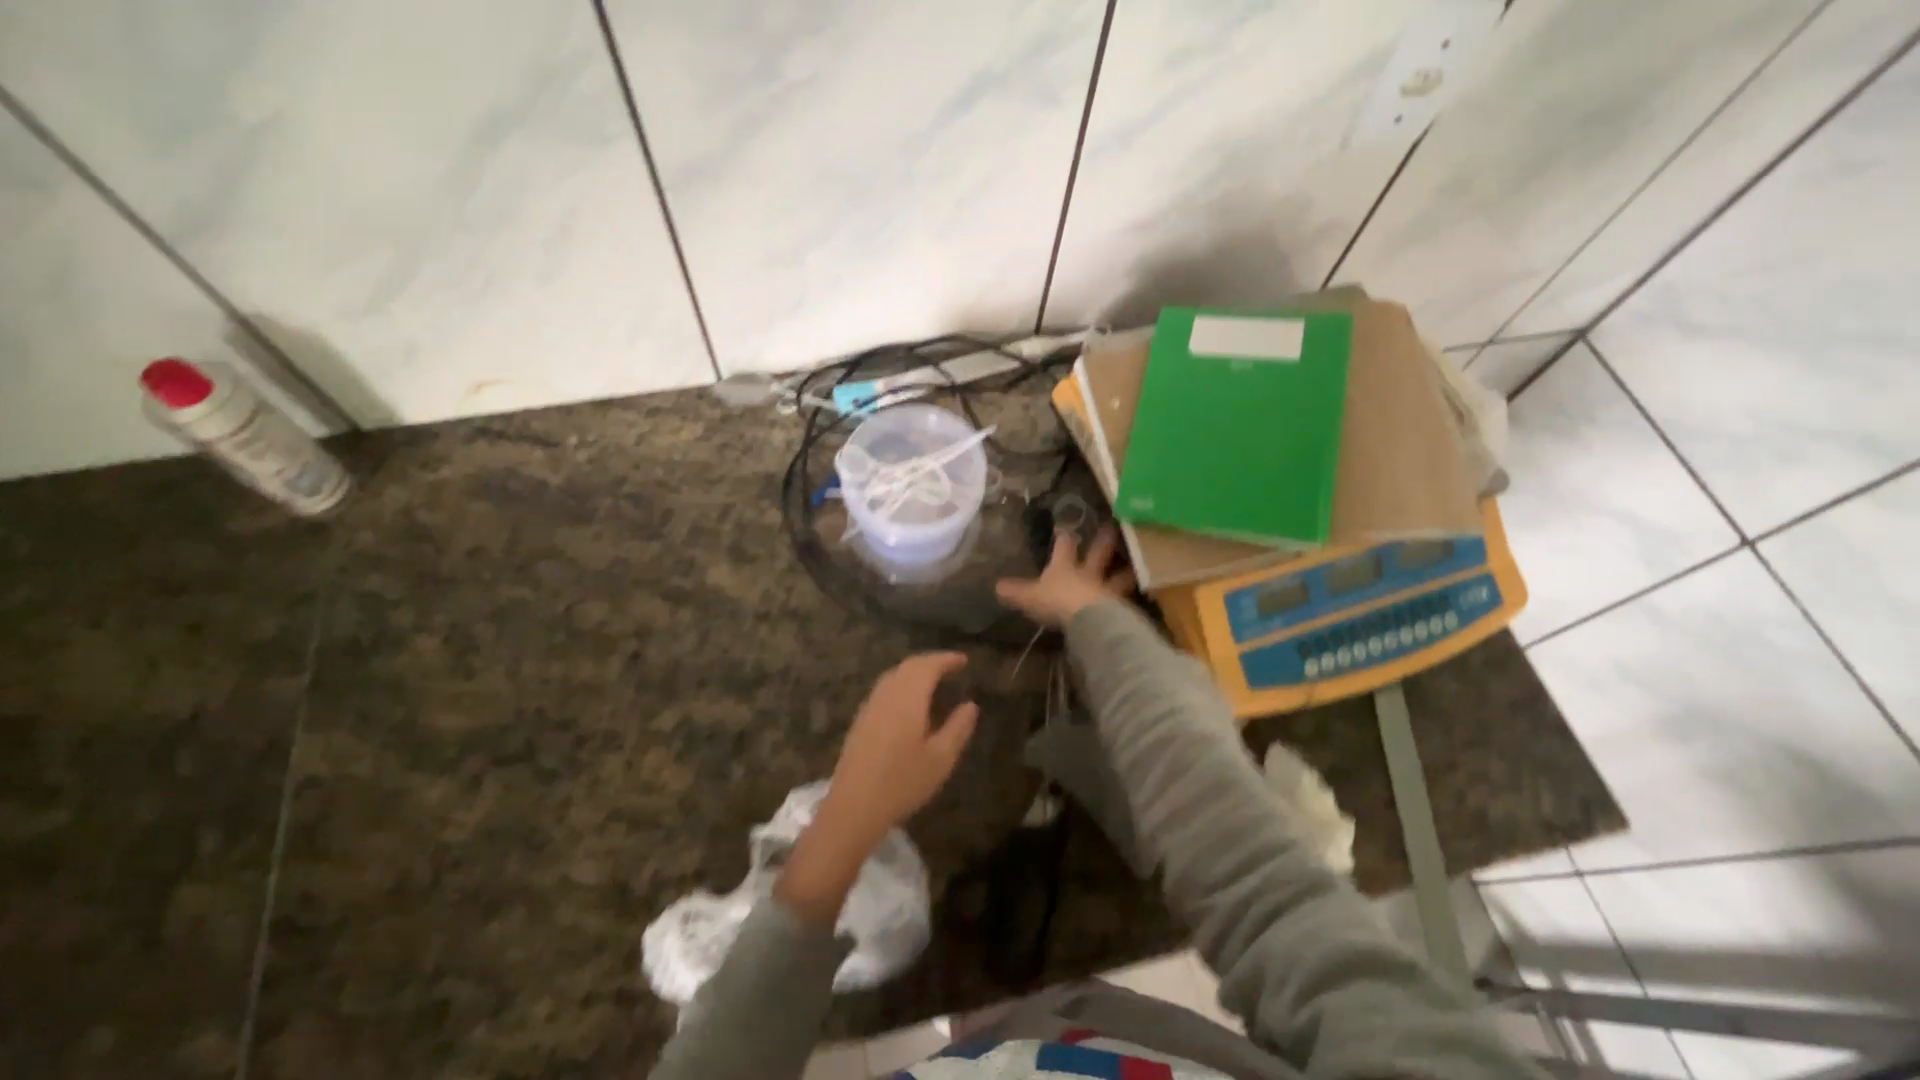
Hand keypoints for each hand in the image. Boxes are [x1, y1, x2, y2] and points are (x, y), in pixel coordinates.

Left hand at [780, 653, 978, 924]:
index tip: (964, 660)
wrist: (855, 805)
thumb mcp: (941, 758)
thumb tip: (970, 704)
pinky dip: (901, 685)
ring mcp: (869, 707)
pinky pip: (884, 690)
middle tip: (951, 667)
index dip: (946, 659)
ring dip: (914, 672)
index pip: (928, 666)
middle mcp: (886, 695)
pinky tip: (909, 703)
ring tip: (934, 681)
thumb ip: (958, 727)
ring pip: (893, 677)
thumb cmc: (903, 782)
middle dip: (931, 662)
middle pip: (908, 666)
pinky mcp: (860, 721)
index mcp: (908, 698)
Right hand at [995, 526, 1135, 625]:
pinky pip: (1125, 602)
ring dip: (1126, 573)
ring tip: (1134, 569)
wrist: (1087, 618)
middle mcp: (1089, 574)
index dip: (1064, 538)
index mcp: (1065, 567)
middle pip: (1099, 554)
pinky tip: (1136, 602)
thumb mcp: (1030, 597)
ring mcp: (1107, 590)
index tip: (1066, 527)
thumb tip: (997, 586)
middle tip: (1112, 527)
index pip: (1064, 547)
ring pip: (1119, 577)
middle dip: (1104, 541)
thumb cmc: (1056, 601)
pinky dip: (1130, 601)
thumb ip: (1016, 592)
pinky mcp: (1119, 608)